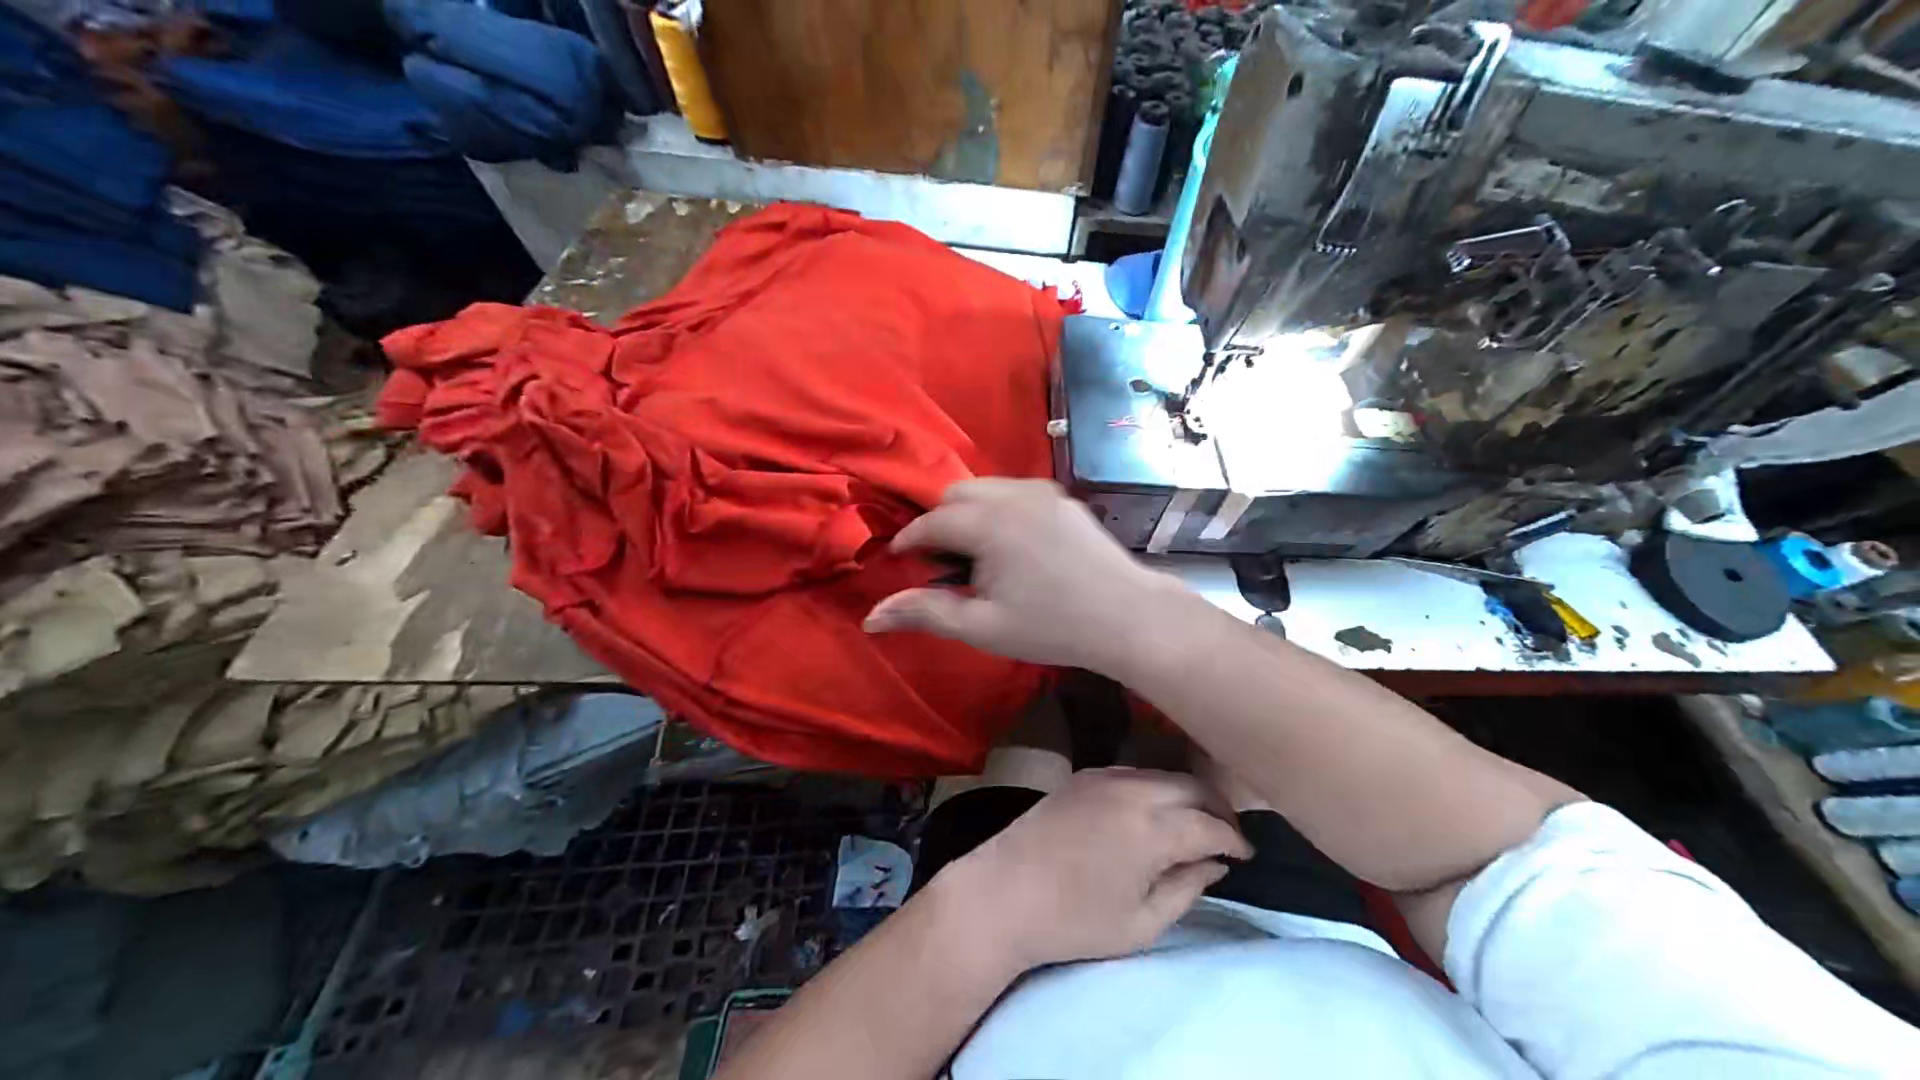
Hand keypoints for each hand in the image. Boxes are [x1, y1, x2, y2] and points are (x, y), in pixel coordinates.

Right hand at [864, 479, 1188, 672]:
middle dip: (939, 522)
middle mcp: (1014, 494)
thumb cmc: (1053, 626)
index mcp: (990, 523)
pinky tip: (1009, 545)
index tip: (900, 560)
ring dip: (967, 512)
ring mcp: (1043, 492)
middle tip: (942, 563)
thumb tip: (872, 616)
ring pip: (985, 488)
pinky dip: (996, 508)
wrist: (1128, 617)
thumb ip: (926, 613)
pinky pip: (1014, 491)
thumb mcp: (983, 626)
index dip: (910, 540)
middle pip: (956, 494)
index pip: (932, 521)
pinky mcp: (1062, 497)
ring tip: (975, 555)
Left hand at [924, 768, 1251, 972]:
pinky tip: (1158, 809)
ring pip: (1164, 774)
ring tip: (1198, 822)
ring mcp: (1104, 775)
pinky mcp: (1083, 775)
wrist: (1003, 892)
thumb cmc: (1074, 920)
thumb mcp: (1142, 923)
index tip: (1247, 856)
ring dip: (1188, 793)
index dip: (1236, 840)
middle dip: (1219, 809)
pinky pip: (1135, 772)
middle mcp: (1132, 789)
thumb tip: (1215, 863)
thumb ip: (1186, 888)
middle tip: (1230, 836)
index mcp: (1151, 827)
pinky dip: (1157, 787)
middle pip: (1193, 786)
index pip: (1212, 825)